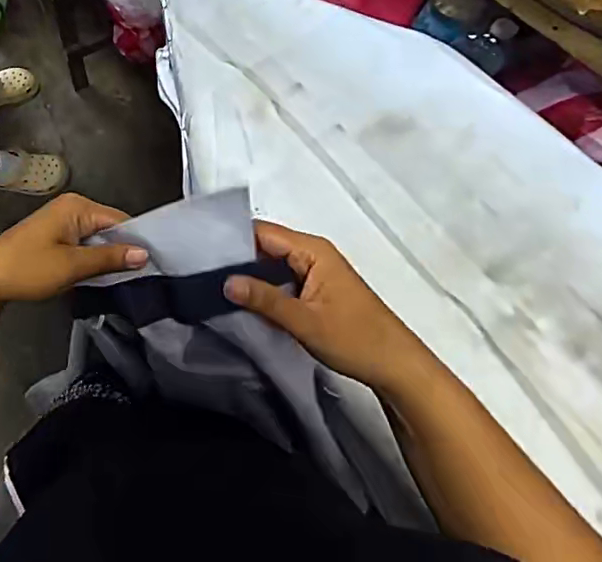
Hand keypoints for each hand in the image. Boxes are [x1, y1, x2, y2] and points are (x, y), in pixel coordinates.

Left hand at [0, 193, 148, 305]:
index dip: (136, 242)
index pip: (120, 220)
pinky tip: (98, 274)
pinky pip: (85, 242)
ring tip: (121, 278)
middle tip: (140, 276)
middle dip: (122, 250)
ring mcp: (62, 220)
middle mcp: (72, 206)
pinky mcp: (56, 234)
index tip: (154, 265)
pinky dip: (93, 257)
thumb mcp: (72, 266)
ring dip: (107, 256)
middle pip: (110, 227)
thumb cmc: (26, 268)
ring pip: (98, 237)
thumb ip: (109, 258)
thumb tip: (143, 254)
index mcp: (77, 206)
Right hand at [223, 221, 439, 393]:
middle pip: (265, 245)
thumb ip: (264, 299)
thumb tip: (226, 282)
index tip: (202, 250)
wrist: (399, 369)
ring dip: (250, 274)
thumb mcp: (304, 321)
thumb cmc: (357, 340)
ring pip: (272, 263)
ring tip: (215, 283)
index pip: (262, 232)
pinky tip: (244, 299)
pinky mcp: (315, 289)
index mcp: (312, 250)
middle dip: (237, 257)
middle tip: (203, 270)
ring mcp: (315, 271)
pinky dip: (264, 287)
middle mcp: (313, 253)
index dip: (232, 238)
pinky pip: (281, 278)